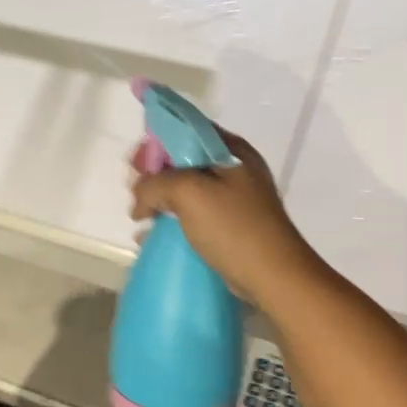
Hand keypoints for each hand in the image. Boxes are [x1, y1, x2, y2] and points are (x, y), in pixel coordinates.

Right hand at [130, 127, 316, 300]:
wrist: (272, 277)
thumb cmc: (233, 229)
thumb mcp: (189, 193)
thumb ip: (156, 184)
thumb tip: (140, 199)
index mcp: (230, 150)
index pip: (185, 129)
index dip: (155, 142)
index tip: (134, 166)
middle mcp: (234, 167)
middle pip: (182, 159)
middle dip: (154, 174)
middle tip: (136, 195)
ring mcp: (233, 197)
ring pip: (185, 188)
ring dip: (160, 199)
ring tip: (141, 217)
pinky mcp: (229, 224)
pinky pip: (192, 213)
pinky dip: (171, 219)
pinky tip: (153, 235)